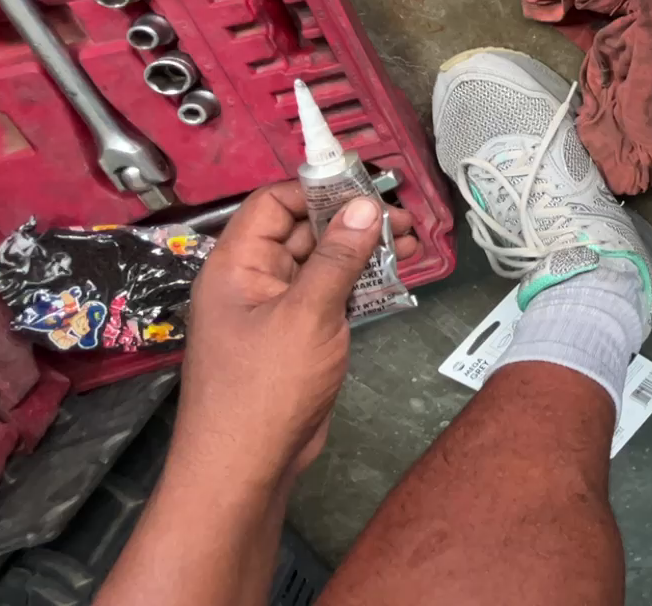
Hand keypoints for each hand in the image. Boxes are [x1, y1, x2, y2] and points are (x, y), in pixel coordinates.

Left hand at [174, 183, 419, 485]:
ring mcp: (279, 305)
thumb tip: (365, 205)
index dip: (318, 189)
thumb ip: (338, 256)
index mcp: (238, 266)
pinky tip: (398, 272)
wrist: (248, 465)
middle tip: (406, 220)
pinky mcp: (301, 328)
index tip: (370, 186)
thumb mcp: (308, 313)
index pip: (274, 204)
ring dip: (367, 247)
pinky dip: (365, 276)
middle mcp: (256, 278)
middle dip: (356, 219)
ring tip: (413, 243)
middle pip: (307, 228)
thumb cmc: (267, 385)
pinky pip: (335, 287)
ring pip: (327, 258)